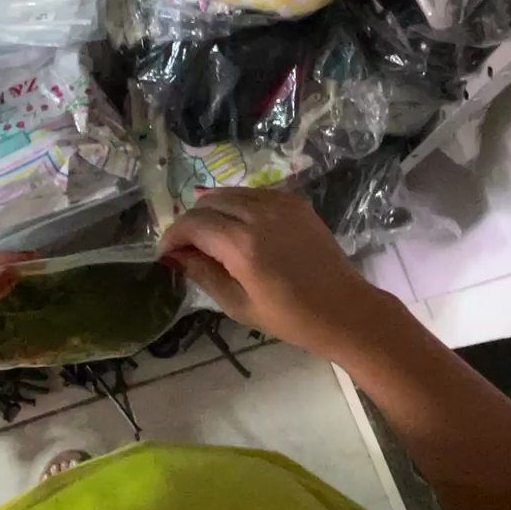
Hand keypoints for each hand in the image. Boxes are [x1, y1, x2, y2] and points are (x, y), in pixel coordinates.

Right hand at [157, 188, 394, 356]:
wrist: (345, 309)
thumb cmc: (289, 317)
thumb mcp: (237, 303)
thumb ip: (201, 272)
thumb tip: (171, 255)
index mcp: (241, 244)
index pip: (191, 224)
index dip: (171, 237)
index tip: (165, 254)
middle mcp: (257, 214)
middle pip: (206, 203)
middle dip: (189, 223)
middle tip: (186, 247)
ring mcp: (278, 203)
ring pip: (228, 192)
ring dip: (210, 210)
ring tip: (208, 235)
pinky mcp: (294, 201)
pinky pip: (252, 192)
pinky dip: (236, 203)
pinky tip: (236, 224)